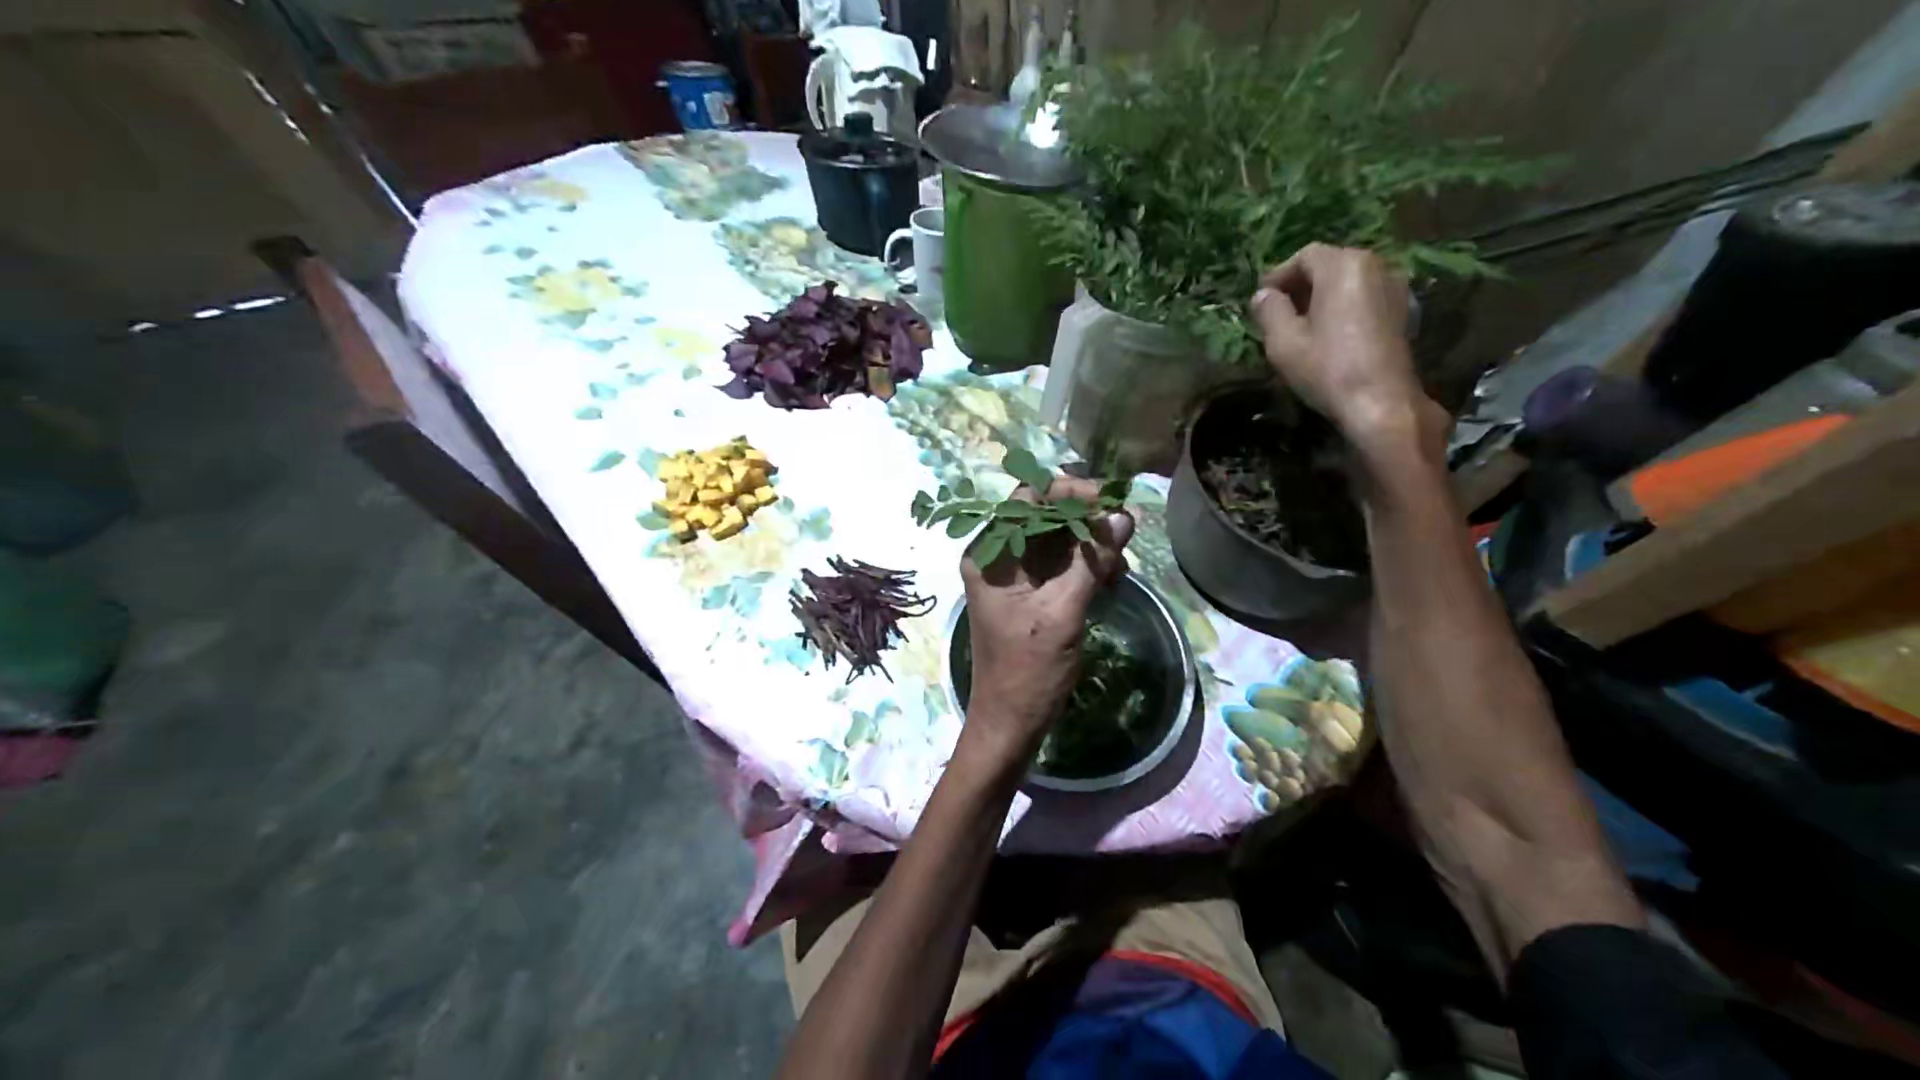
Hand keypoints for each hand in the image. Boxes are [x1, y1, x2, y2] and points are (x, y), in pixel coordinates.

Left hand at [959, 477, 1133, 766]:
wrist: (1011, 723)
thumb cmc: (1028, 670)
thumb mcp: (1062, 611)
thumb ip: (1092, 561)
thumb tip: (1124, 514)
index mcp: (990, 554)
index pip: (1028, 499)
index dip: (1069, 492)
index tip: (1109, 500)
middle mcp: (999, 557)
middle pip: (1046, 516)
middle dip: (1087, 522)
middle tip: (1123, 534)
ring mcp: (1016, 576)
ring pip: (1059, 540)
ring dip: (1092, 546)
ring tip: (1118, 568)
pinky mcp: (1033, 594)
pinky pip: (1062, 565)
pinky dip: (1088, 566)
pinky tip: (1112, 580)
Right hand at [1249, 243, 1444, 457]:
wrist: (1380, 401)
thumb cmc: (1327, 368)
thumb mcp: (1283, 341)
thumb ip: (1269, 310)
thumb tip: (1263, 295)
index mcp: (1344, 266)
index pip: (1305, 256)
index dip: (1279, 275)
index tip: (1261, 300)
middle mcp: (1375, 265)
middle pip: (1330, 263)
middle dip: (1301, 284)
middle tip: (1277, 312)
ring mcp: (1394, 287)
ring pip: (1348, 280)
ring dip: (1322, 295)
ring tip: (1300, 324)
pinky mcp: (1402, 310)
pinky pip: (1364, 295)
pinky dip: (1343, 305)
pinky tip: (1328, 332)